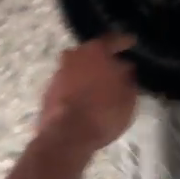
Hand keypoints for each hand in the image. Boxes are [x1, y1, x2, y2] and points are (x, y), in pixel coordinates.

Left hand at [36, 36, 137, 155]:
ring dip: (88, 73)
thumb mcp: (128, 96)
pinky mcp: (48, 93)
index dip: (124, 42)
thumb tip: (126, 68)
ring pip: (77, 67)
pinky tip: (85, 99)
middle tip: (114, 65)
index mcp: (95, 51)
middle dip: (102, 58)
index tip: (131, 42)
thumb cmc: (103, 112)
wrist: (65, 138)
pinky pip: (68, 84)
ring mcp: (58, 74)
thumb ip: (128, 78)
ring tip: (100, 86)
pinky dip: (77, 88)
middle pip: (91, 52)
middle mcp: (74, 56)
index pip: (112, 40)